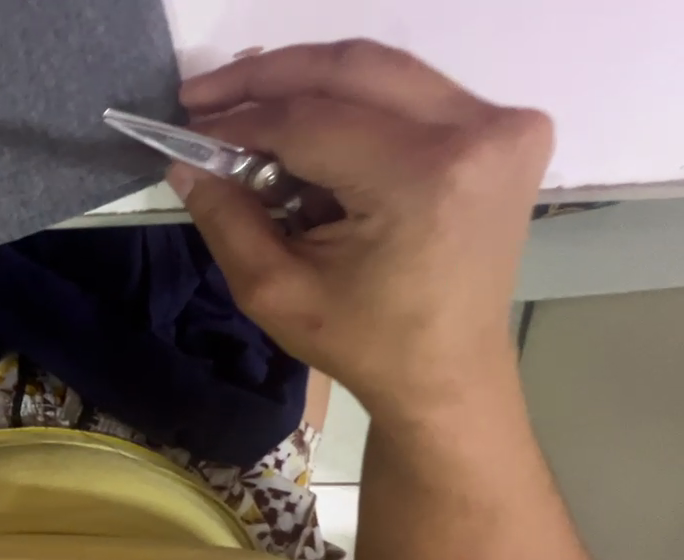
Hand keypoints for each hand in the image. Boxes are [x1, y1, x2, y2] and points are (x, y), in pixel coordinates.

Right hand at [170, 40, 551, 427]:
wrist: (444, 364)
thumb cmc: (357, 338)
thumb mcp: (271, 288)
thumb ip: (227, 219)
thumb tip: (183, 166)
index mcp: (422, 176)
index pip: (311, 121)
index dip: (239, 121)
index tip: (184, 128)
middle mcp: (478, 128)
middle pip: (354, 69)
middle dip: (268, 76)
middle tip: (200, 93)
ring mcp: (501, 123)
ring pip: (382, 72)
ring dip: (303, 84)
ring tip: (238, 103)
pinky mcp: (501, 129)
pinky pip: (406, 94)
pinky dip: (343, 104)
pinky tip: (295, 127)